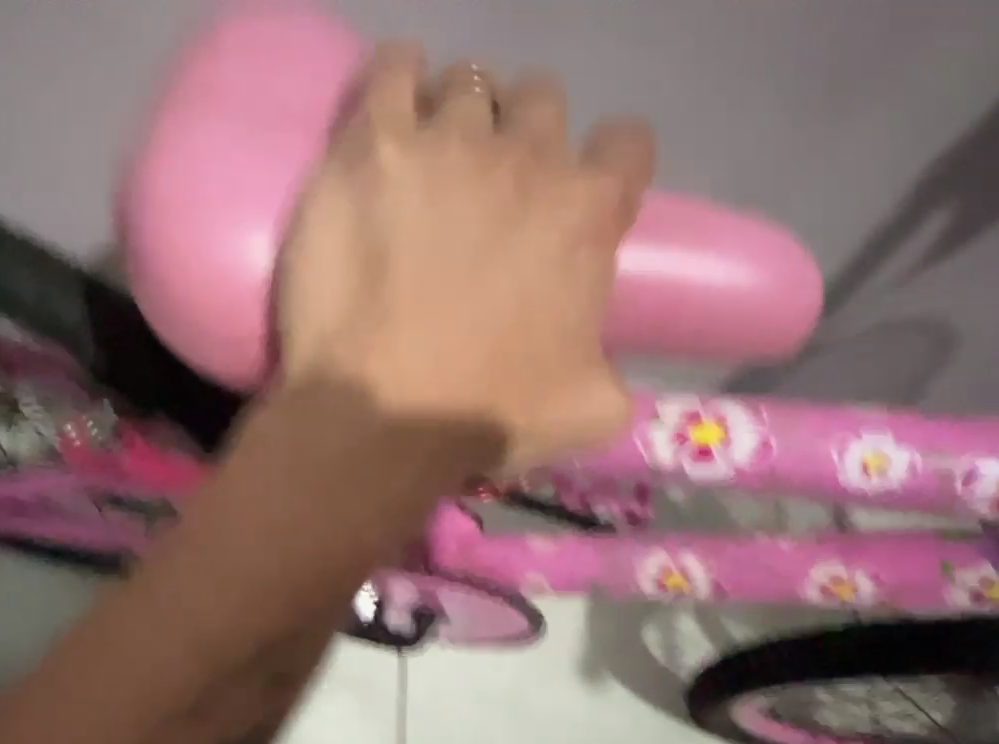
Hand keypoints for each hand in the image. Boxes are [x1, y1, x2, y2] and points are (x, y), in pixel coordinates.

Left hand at [275, 45, 655, 472]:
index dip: (604, 167)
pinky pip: (392, 71)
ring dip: (458, 115)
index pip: (626, 146)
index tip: (575, 195)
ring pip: (467, 84)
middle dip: (522, 136)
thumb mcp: (589, 409)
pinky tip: (390, 112)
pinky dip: (396, 80)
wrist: (380, 415)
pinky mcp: (372, 146)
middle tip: (486, 188)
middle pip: (540, 102)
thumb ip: (612, 368)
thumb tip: (607, 366)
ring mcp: (447, 143)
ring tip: (429, 160)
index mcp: (587, 213)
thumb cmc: (483, 417)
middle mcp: (527, 158)